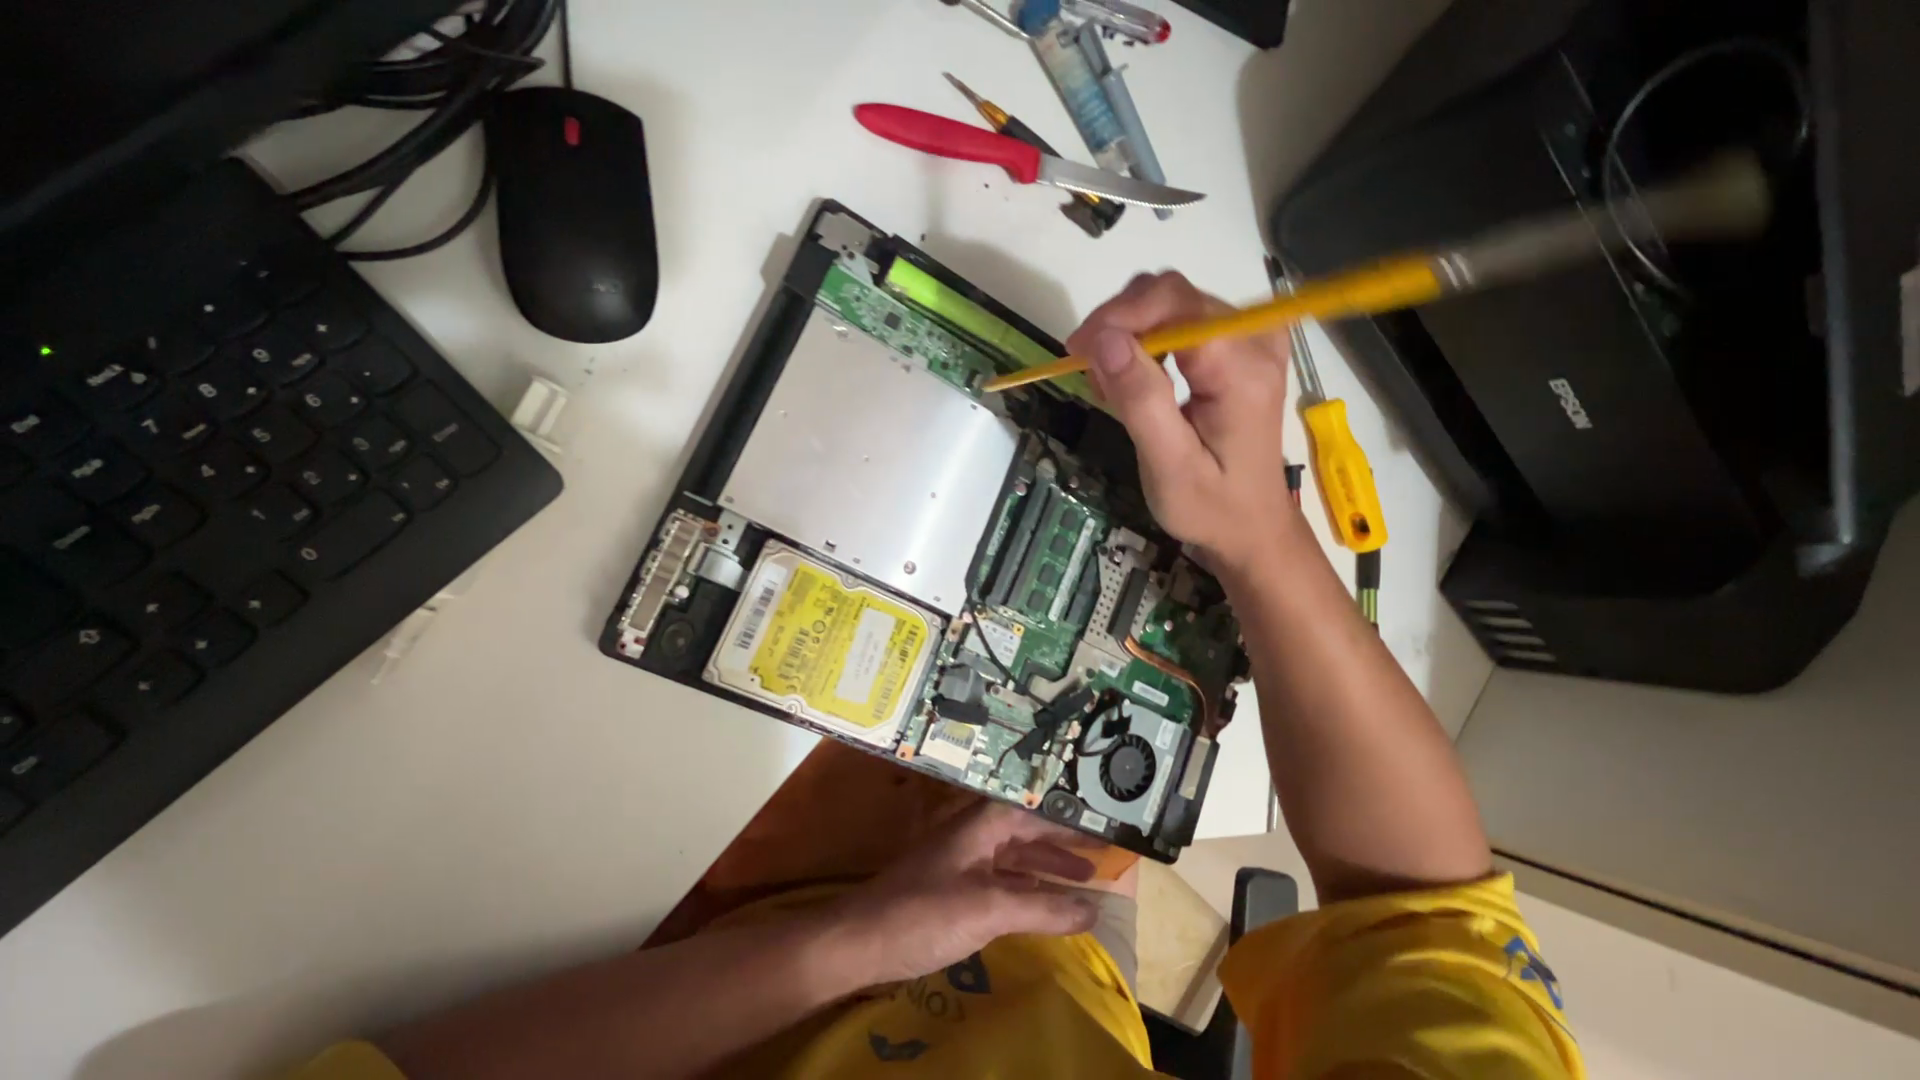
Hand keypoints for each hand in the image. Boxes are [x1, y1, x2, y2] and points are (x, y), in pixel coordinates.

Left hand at [823, 802, 1101, 986]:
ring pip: (1014, 857)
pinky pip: (1001, 880)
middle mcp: (972, 835)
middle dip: (1063, 842)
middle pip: (1026, 831)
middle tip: (1103, 854)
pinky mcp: (952, 889)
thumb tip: (1095, 911)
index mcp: (980, 824)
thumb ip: (1043, 909)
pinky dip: (1026, 889)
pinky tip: (1043, 903)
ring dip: (1047, 867)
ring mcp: (960, 862)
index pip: (1036, 810)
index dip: (1070, 818)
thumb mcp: (990, 910)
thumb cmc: (925, 913)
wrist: (860, 941)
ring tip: (1084, 880)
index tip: (1104, 822)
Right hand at [1068, 272, 1294, 579]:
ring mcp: (1252, 334)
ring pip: (1172, 299)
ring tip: (1112, 385)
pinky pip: (1183, 314)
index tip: (1076, 351)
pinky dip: (1147, 338)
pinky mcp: (1242, 340)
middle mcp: (1255, 337)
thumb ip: (1140, 399)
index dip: (1119, 316)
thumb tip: (1104, 338)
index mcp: (1243, 368)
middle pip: (1172, 294)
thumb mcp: (1168, 465)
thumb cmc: (1210, 505)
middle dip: (1120, 325)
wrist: (1253, 524)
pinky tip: (1135, 377)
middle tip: (1091, 376)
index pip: (1175, 304)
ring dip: (1129, 332)